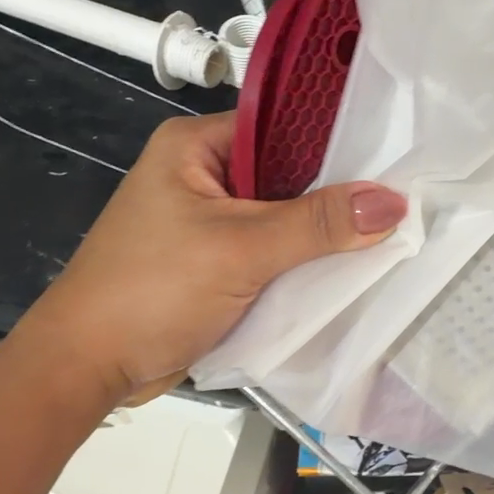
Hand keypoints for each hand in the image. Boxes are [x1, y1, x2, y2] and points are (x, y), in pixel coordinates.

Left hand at [10, 112, 406, 402]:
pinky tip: (345, 273)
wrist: (90, 365)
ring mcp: (209, 226)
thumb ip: (317, 225)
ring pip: (282, 222)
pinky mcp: (215, 267)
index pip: (282, 127)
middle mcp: (203, 177)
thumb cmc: (153, 291)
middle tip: (403, 208)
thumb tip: (394, 203)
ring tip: (388, 240)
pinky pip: (271, 257)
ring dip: (321, 238)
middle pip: (287, 177)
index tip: (397, 162)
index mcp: (196, 146)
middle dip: (337, 198)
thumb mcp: (241, 249)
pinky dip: (301, 267)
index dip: (338, 144)